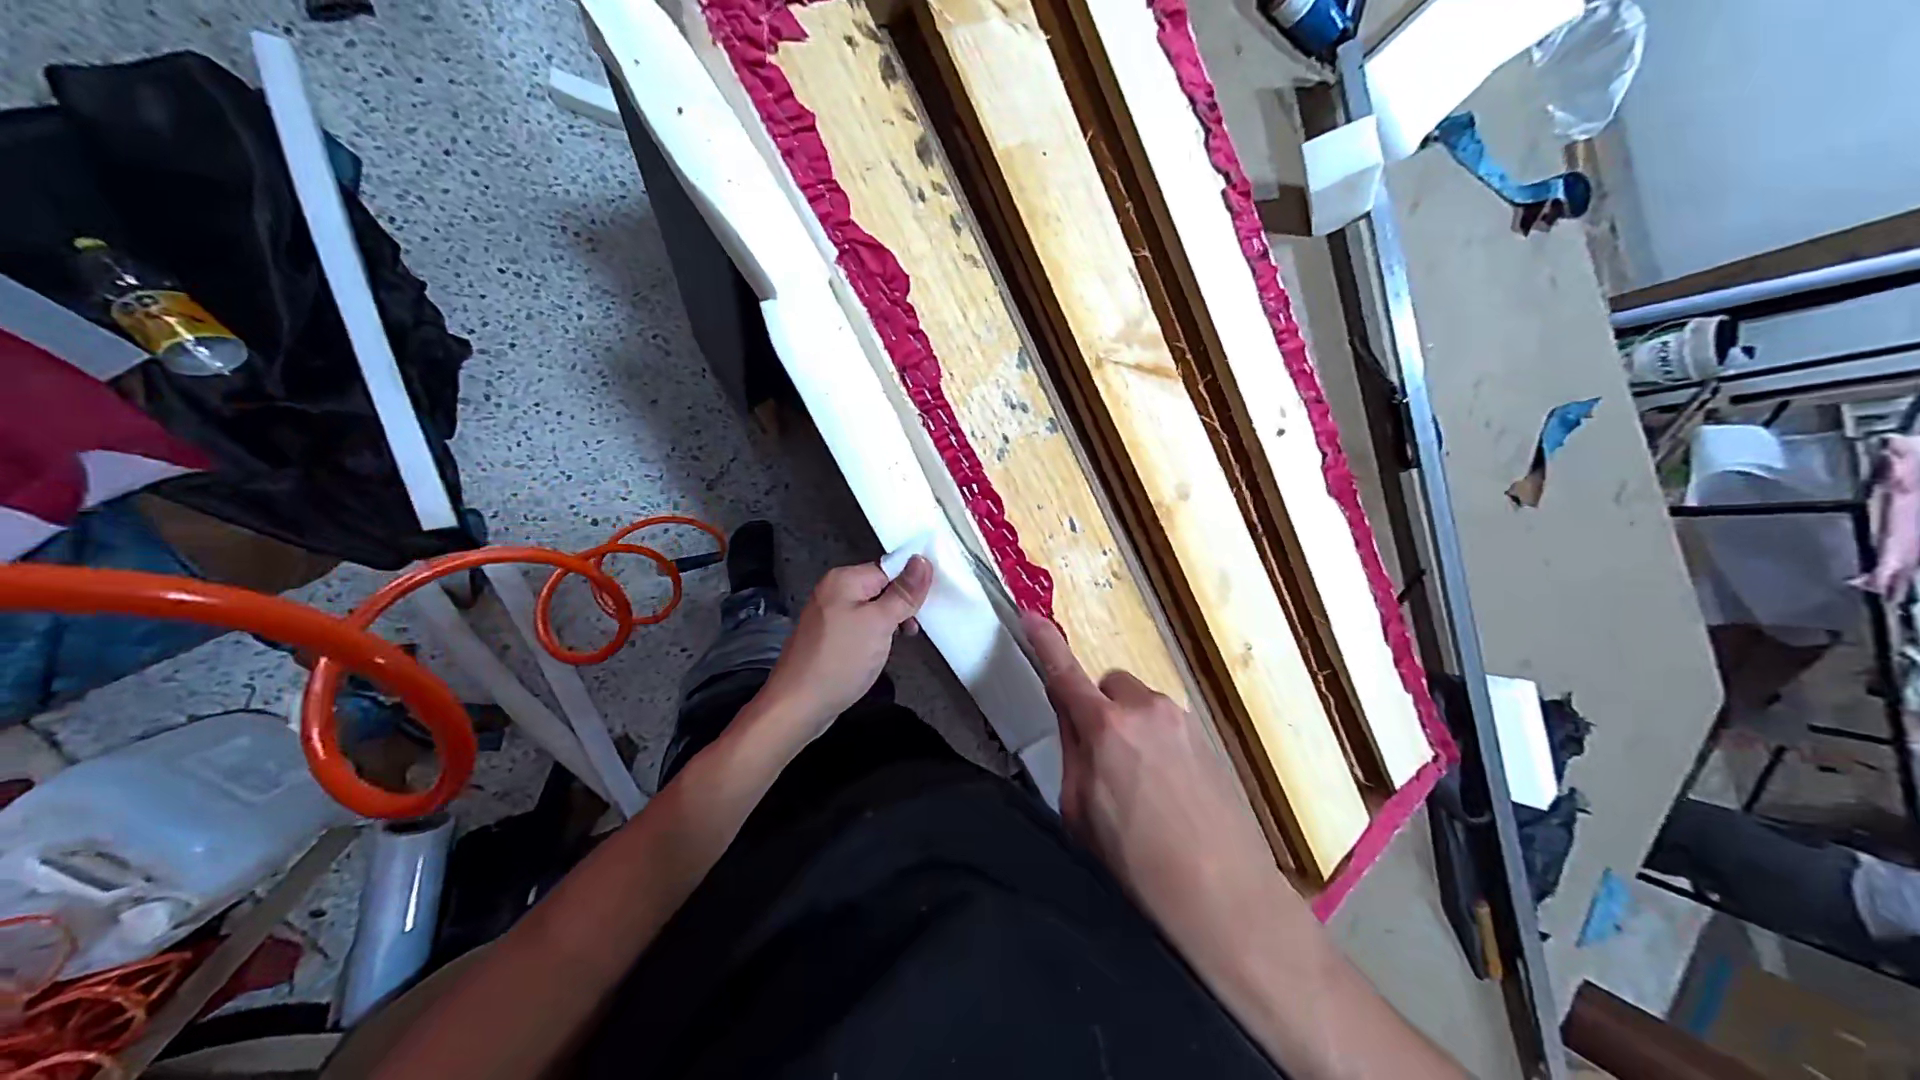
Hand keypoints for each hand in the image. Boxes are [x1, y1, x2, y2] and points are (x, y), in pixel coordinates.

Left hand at [756, 556, 932, 738]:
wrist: (799, 705)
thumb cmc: (840, 660)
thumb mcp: (880, 623)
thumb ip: (903, 592)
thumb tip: (922, 560)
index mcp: (844, 578)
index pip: (889, 569)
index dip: (909, 586)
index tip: (924, 608)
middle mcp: (833, 590)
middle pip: (880, 588)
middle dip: (900, 607)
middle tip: (912, 629)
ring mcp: (829, 615)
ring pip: (872, 610)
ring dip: (889, 624)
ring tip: (897, 643)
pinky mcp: (829, 637)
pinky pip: (859, 627)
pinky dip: (874, 637)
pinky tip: (878, 653)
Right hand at [1021, 614, 1467, 1079]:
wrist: (1224, 897)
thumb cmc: (1137, 865)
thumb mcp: (1080, 813)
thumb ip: (1072, 753)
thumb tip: (1072, 718)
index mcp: (1106, 729)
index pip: (1063, 673)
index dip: (1044, 642)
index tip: (1030, 615)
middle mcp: (1148, 711)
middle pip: (1108, 686)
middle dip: (1098, 708)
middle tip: (1098, 756)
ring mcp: (1185, 722)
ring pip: (1141, 706)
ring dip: (1130, 727)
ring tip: (1138, 784)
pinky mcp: (1210, 739)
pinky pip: (1168, 725)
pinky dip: (1157, 742)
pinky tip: (1167, 791)